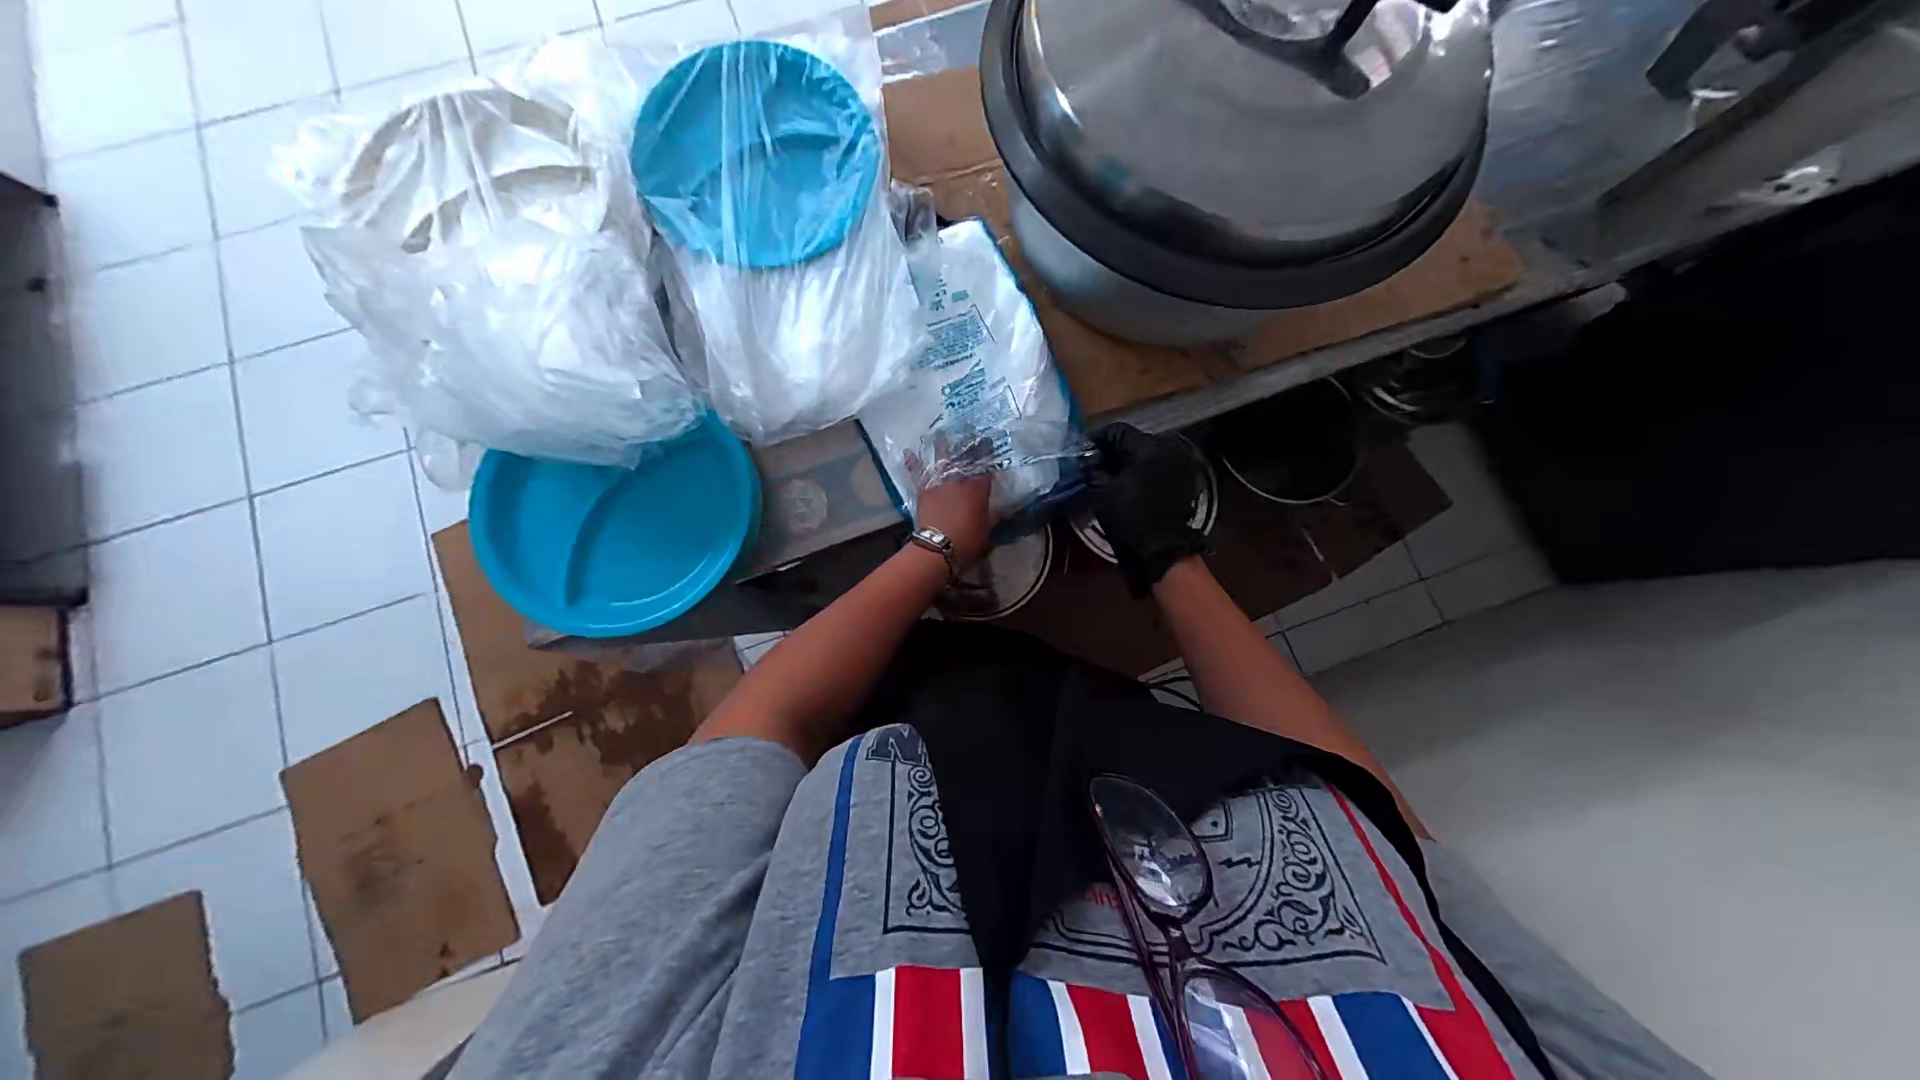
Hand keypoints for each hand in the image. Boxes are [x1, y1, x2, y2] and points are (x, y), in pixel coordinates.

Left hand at [916, 475, 993, 561]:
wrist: (936, 546)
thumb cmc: (967, 539)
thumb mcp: (987, 530)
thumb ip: (993, 516)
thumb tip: (996, 510)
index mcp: (977, 489)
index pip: (986, 478)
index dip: (986, 484)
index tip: (986, 491)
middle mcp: (959, 482)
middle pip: (966, 480)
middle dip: (968, 488)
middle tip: (968, 500)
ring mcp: (941, 486)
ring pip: (949, 485)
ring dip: (952, 492)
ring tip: (951, 504)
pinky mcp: (925, 493)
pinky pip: (934, 491)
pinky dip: (937, 497)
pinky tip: (936, 506)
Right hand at [1088, 423, 1206, 596]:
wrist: (1162, 548)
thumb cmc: (1129, 518)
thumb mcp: (1101, 491)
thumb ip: (1093, 468)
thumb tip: (1089, 459)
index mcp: (1147, 447)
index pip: (1117, 431)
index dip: (1097, 439)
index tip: (1084, 451)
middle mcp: (1168, 449)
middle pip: (1134, 440)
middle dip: (1113, 450)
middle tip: (1096, 463)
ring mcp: (1179, 463)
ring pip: (1147, 453)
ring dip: (1129, 460)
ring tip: (1112, 474)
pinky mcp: (1184, 479)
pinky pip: (1159, 466)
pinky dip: (1143, 470)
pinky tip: (1132, 483)